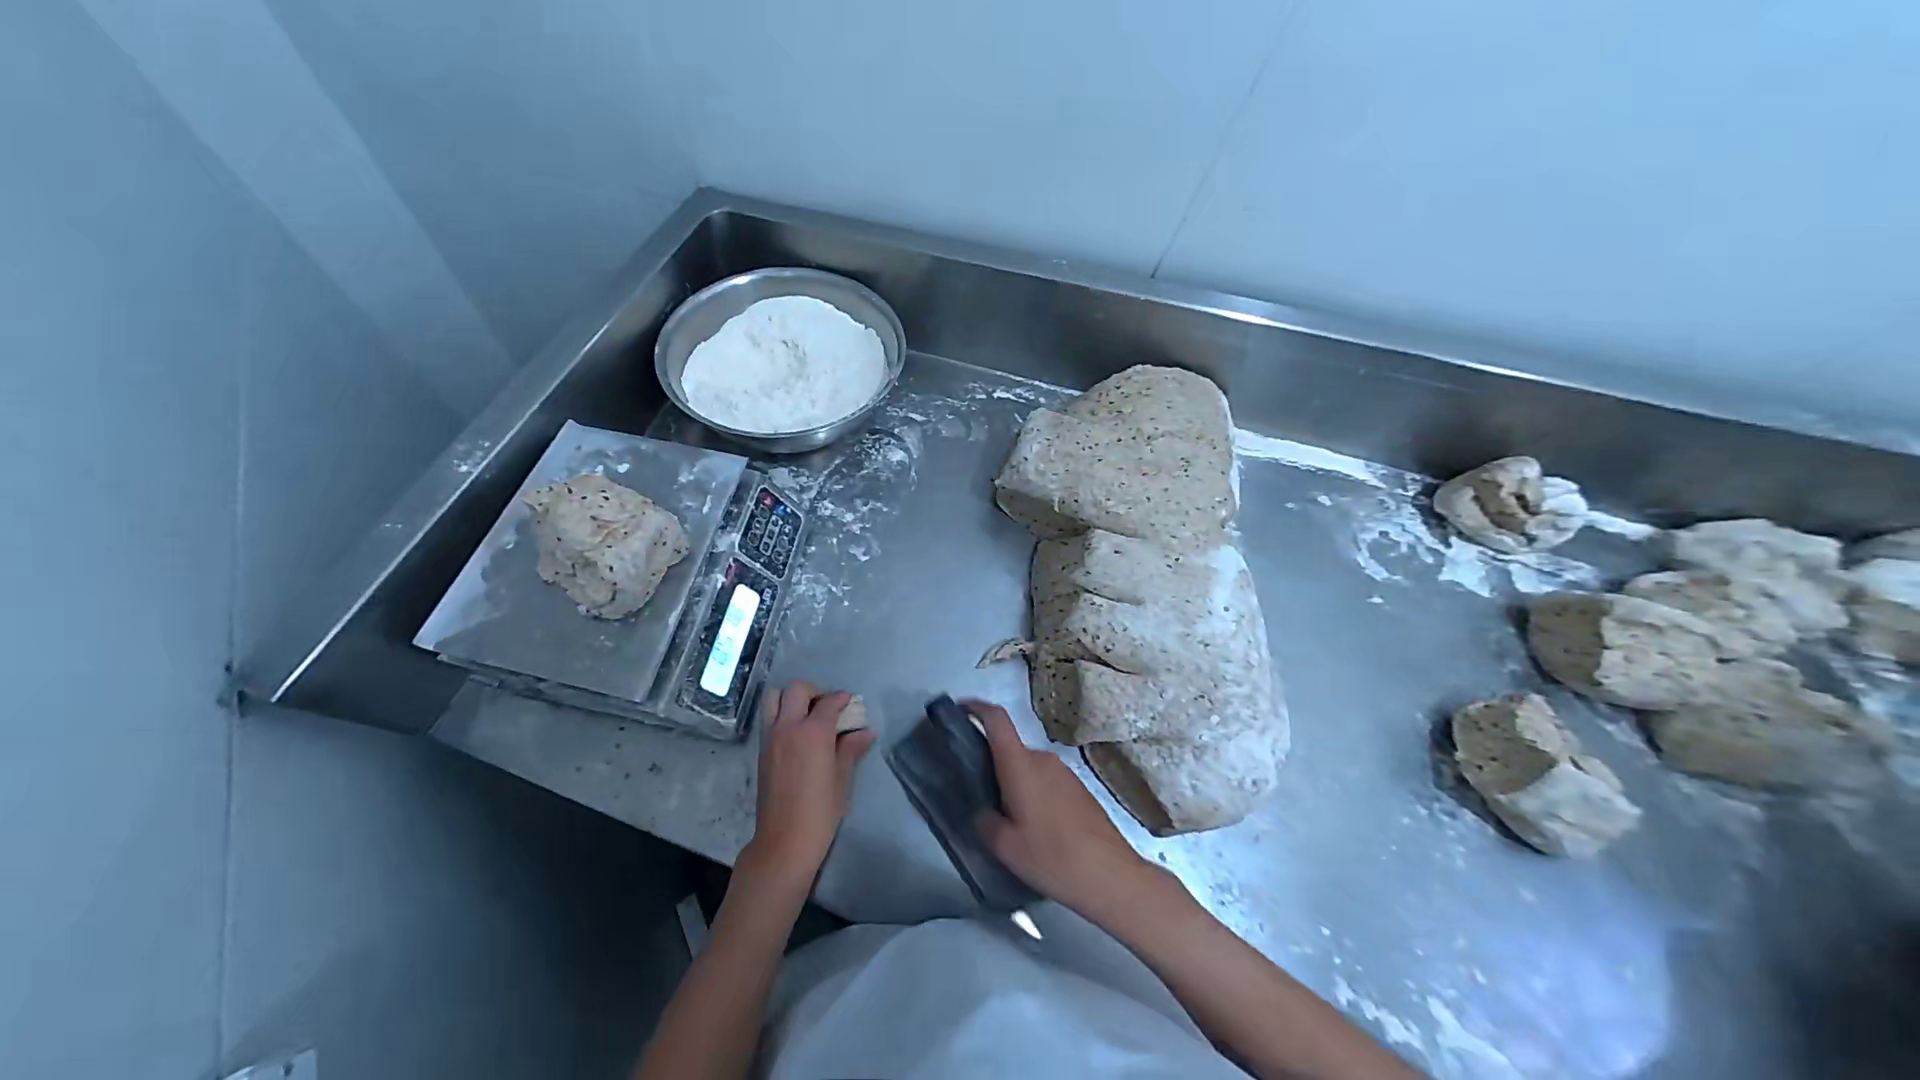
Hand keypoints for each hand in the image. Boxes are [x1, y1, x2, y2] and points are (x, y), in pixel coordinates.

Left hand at [743, 681, 875, 887]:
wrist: (784, 841)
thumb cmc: (820, 812)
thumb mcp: (842, 779)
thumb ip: (851, 749)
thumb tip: (866, 731)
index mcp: (813, 732)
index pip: (829, 702)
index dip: (842, 699)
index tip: (851, 704)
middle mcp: (788, 727)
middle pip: (796, 689)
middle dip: (815, 691)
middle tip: (828, 707)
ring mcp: (771, 737)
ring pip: (775, 698)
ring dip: (792, 699)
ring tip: (808, 715)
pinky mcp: (762, 750)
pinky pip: (770, 718)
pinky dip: (782, 714)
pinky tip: (798, 734)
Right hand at [969, 700, 1164, 922]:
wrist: (1112, 876)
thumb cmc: (1054, 858)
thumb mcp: (1006, 847)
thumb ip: (986, 822)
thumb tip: (983, 812)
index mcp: (1021, 765)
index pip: (997, 720)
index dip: (976, 708)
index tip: (960, 710)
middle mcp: (1043, 760)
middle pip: (1010, 747)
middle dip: (990, 762)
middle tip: (974, 790)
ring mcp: (1065, 773)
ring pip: (1028, 766)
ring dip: (1012, 781)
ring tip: (1003, 816)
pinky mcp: (1079, 789)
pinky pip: (1045, 780)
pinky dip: (1032, 792)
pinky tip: (1032, 826)